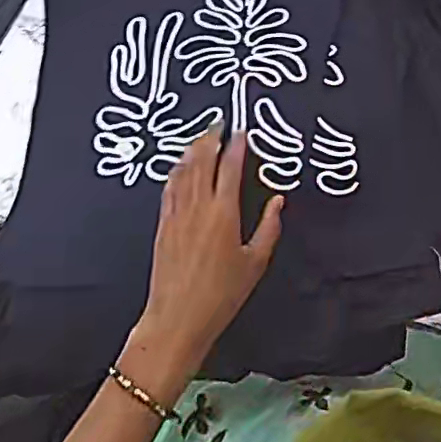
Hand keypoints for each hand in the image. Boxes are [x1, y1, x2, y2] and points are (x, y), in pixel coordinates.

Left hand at [125, 131, 282, 395]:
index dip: (236, 145)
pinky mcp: (163, 223)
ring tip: (201, 136)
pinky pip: (169, 187)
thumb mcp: (255, 263)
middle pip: (202, 160)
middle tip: (219, 124)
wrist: (177, 317)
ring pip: (184, 170)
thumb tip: (277, 202)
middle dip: (211, 138)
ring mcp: (177, 213)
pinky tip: (179, 165)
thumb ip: (268, 228)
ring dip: (193, 149)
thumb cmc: (220, 295)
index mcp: (223, 213)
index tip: (241, 132)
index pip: (230, 167)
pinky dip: (176, 170)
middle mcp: (198, 207)